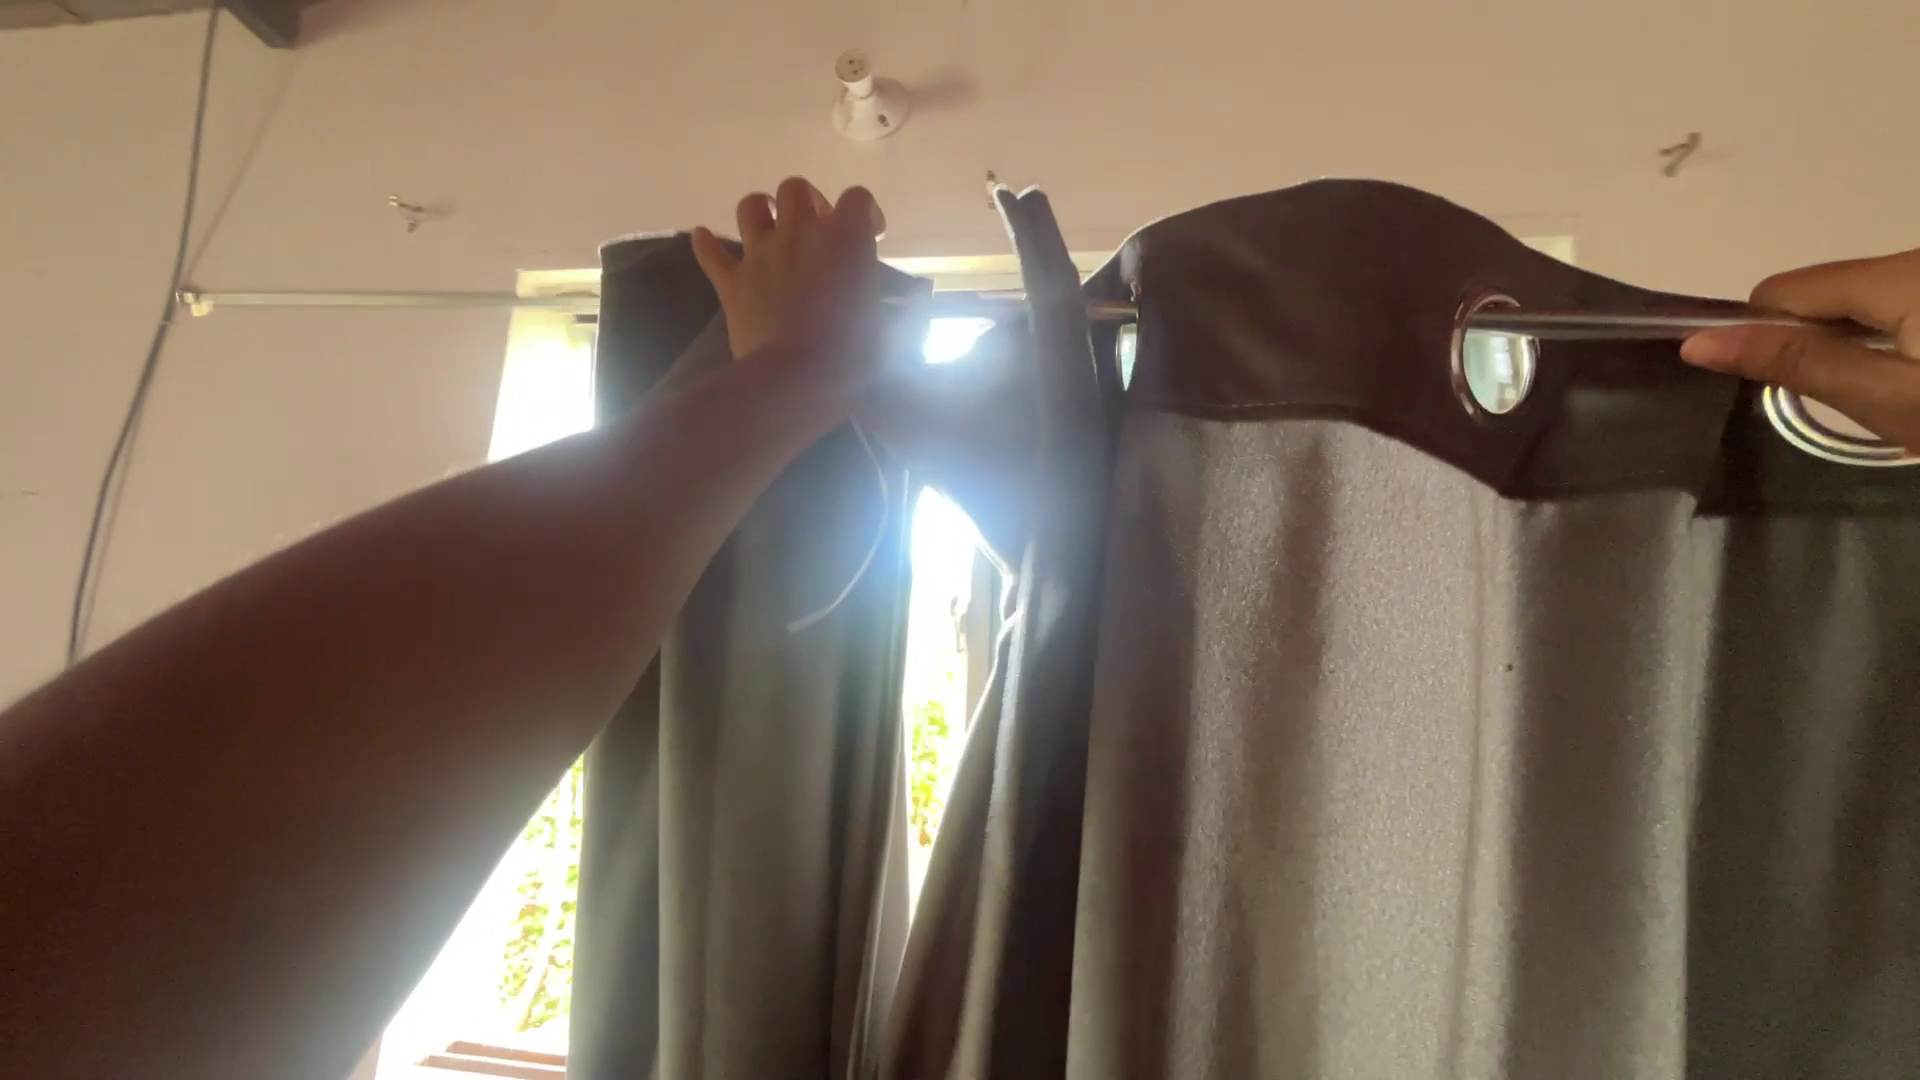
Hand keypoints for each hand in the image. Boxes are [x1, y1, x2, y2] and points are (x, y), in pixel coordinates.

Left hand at [691, 177, 888, 372]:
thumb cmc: (852, 358)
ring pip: (752, 206)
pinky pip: (711, 251)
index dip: (867, 213)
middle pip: (798, 189)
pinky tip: (706, 239)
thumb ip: (902, 314)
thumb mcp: (890, 336)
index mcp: (847, 240)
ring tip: (771, 230)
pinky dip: (708, 244)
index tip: (873, 235)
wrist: (796, 382)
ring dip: (762, 212)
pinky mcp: (732, 282)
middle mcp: (802, 233)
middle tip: (818, 229)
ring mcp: (762, 253)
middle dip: (809, 203)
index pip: (859, 199)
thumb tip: (916, 305)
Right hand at [1681, 248, 1919, 449]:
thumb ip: (1795, 362)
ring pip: (1870, 295)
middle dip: (1820, 336)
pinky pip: (1911, 294)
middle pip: (1827, 291)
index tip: (1787, 381)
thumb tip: (1695, 342)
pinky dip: (1908, 326)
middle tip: (1863, 391)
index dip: (1763, 333)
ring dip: (1866, 335)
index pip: (1780, 291)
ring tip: (1910, 380)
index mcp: (1900, 275)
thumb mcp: (1889, 398)